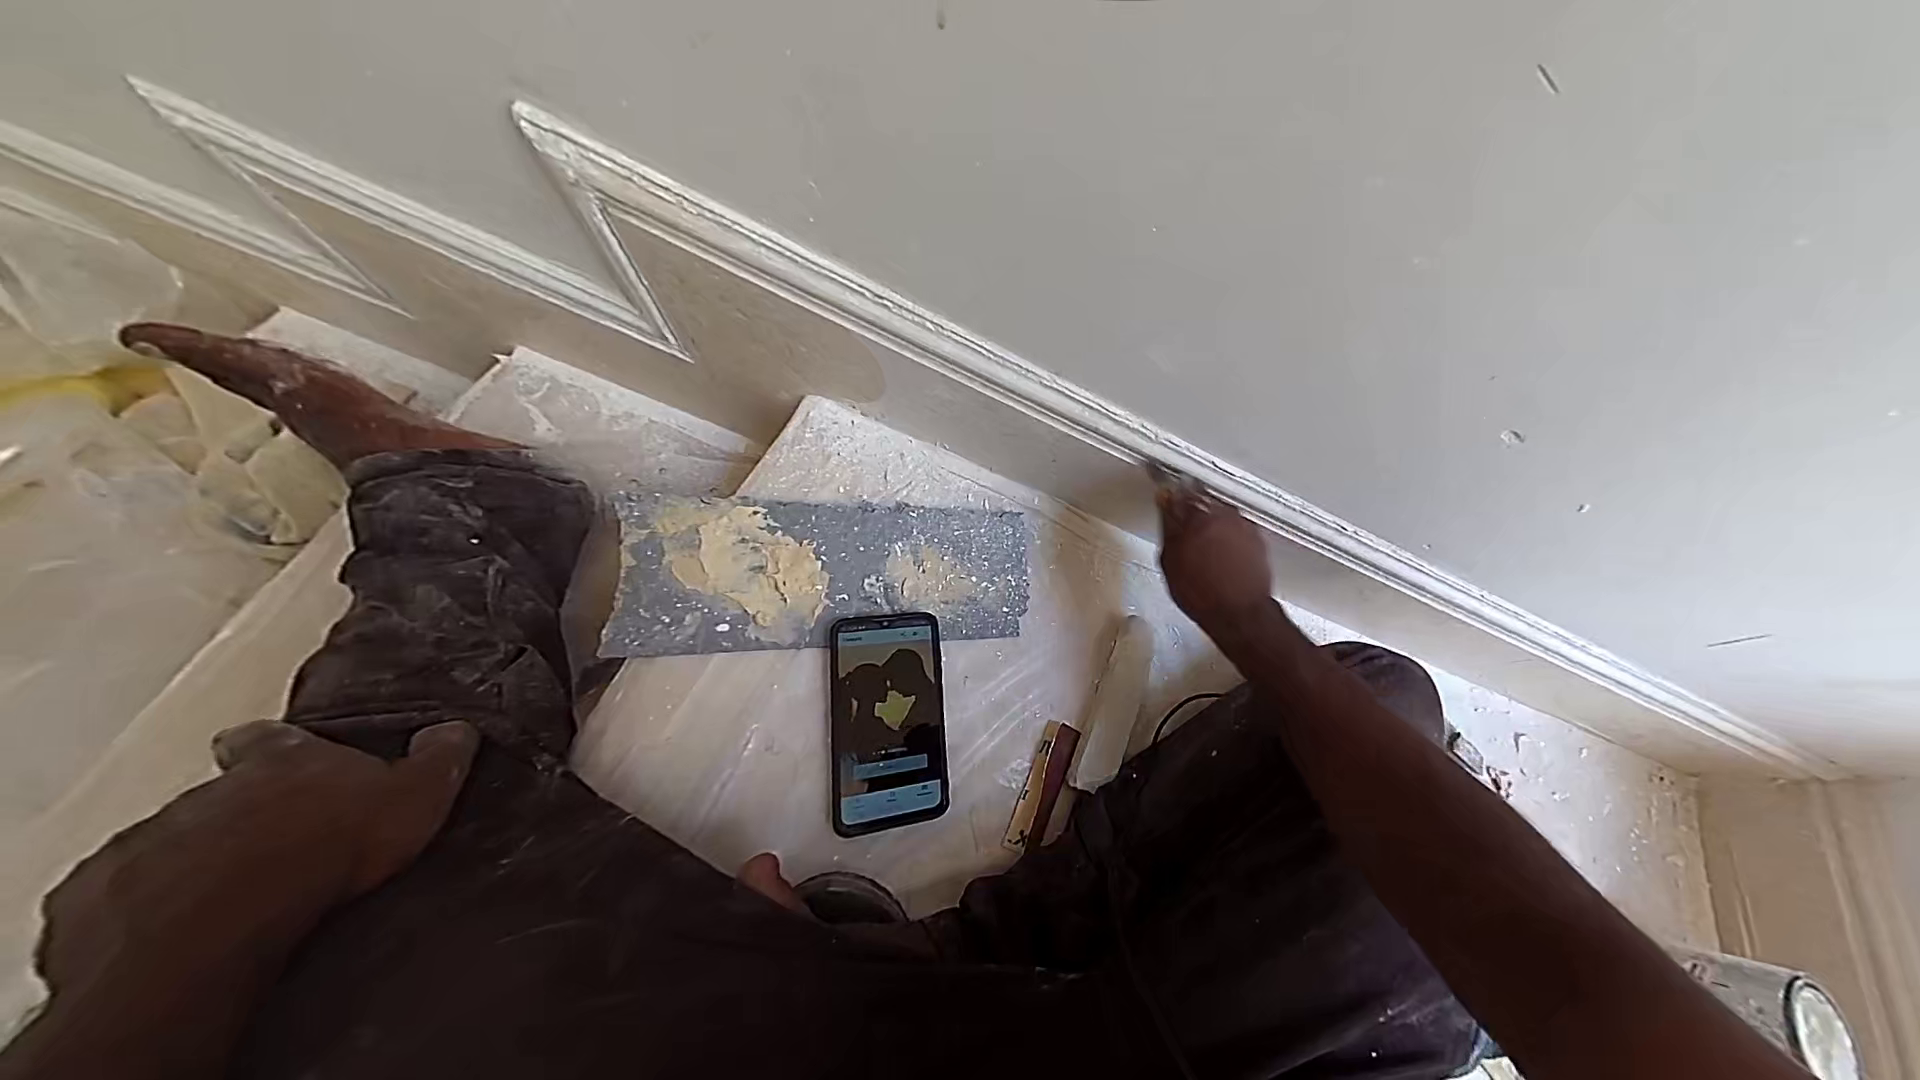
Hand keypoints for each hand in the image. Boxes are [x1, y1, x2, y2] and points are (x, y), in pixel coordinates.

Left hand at [13, 721, 478, 1079]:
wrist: (223, 920)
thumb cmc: (334, 843)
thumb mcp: (417, 793)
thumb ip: (440, 757)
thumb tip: (456, 727)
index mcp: (281, 761)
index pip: (267, 736)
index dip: (270, 742)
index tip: (272, 751)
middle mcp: (209, 791)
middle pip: (217, 791)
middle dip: (239, 808)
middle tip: (273, 836)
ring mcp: (147, 843)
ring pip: (171, 841)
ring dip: (197, 856)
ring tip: (233, 887)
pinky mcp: (97, 900)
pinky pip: (126, 895)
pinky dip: (153, 903)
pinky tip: (183, 922)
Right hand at [1156, 480, 1274, 633]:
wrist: (1239, 612)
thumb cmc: (1204, 593)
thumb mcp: (1170, 561)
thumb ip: (1167, 529)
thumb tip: (1165, 508)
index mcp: (1195, 516)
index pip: (1178, 490)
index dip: (1169, 490)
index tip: (1164, 492)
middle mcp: (1222, 514)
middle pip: (1202, 498)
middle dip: (1190, 506)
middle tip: (1181, 521)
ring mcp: (1242, 525)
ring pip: (1221, 512)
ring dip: (1210, 520)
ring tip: (1201, 543)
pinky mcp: (1258, 539)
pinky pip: (1237, 528)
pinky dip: (1227, 535)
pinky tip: (1219, 553)